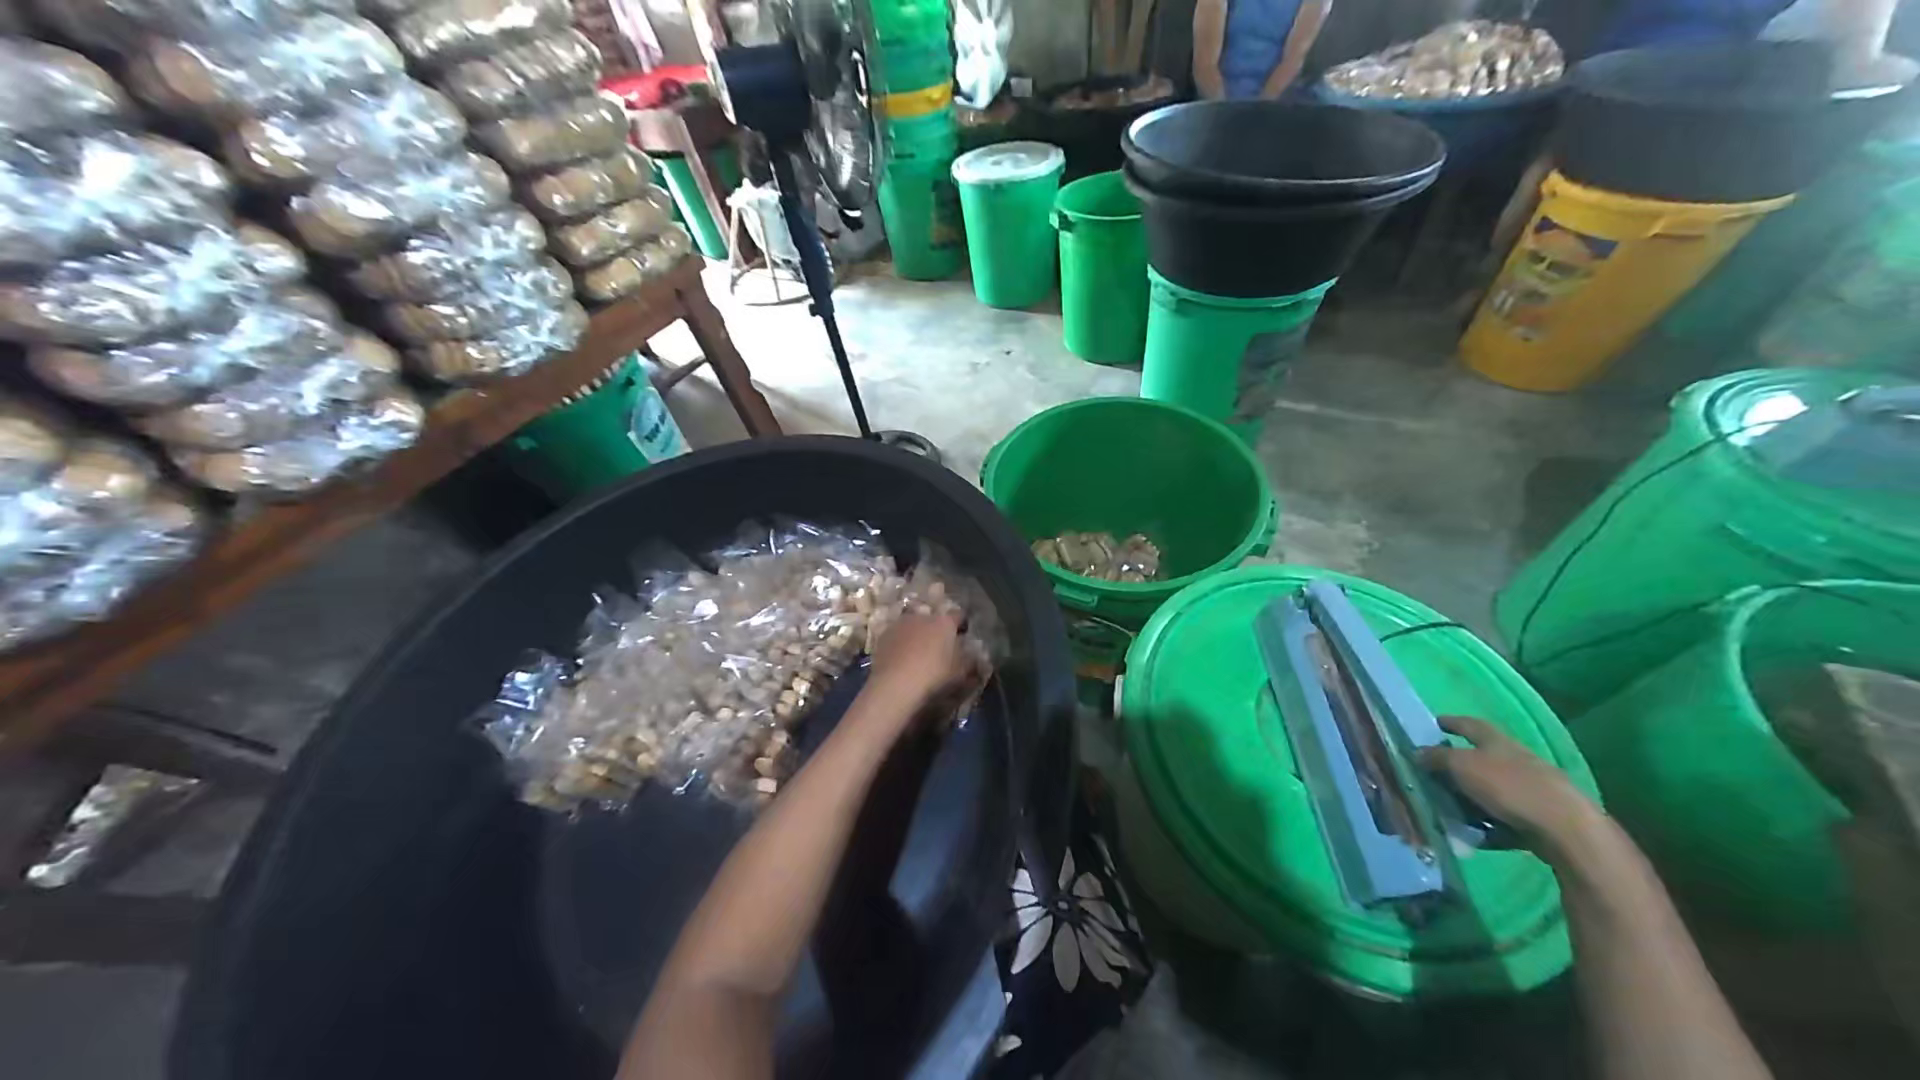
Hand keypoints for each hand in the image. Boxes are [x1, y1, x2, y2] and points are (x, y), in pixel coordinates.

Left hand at [866, 612, 980, 707]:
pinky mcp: (883, 635)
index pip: (958, 615)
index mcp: (944, 622)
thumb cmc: (934, 676)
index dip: (961, 624)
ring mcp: (900, 623)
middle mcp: (922, 616)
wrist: (896, 684)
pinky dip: (900, 642)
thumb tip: (974, 655)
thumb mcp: (961, 672)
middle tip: (938, 646)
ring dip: (917, 633)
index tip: (962, 634)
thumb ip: (970, 660)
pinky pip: (897, 635)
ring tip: (917, 652)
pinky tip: (900, 658)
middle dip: (936, 628)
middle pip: (933, 618)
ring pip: (913, 625)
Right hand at [1421, 715, 1602, 856]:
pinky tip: (1475, 833)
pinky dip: (1488, 822)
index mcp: (1496, 741)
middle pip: (1481, 757)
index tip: (1435, 723)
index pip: (1469, 724)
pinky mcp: (1538, 816)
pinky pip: (1504, 815)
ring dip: (1471, 796)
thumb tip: (1417, 753)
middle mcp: (1515, 759)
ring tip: (1450, 808)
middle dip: (1458, 764)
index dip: (1451, 722)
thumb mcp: (1461, 766)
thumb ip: (1436, 757)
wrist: (1565, 829)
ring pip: (1491, 788)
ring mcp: (1530, 788)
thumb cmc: (1508, 787)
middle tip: (1434, 773)